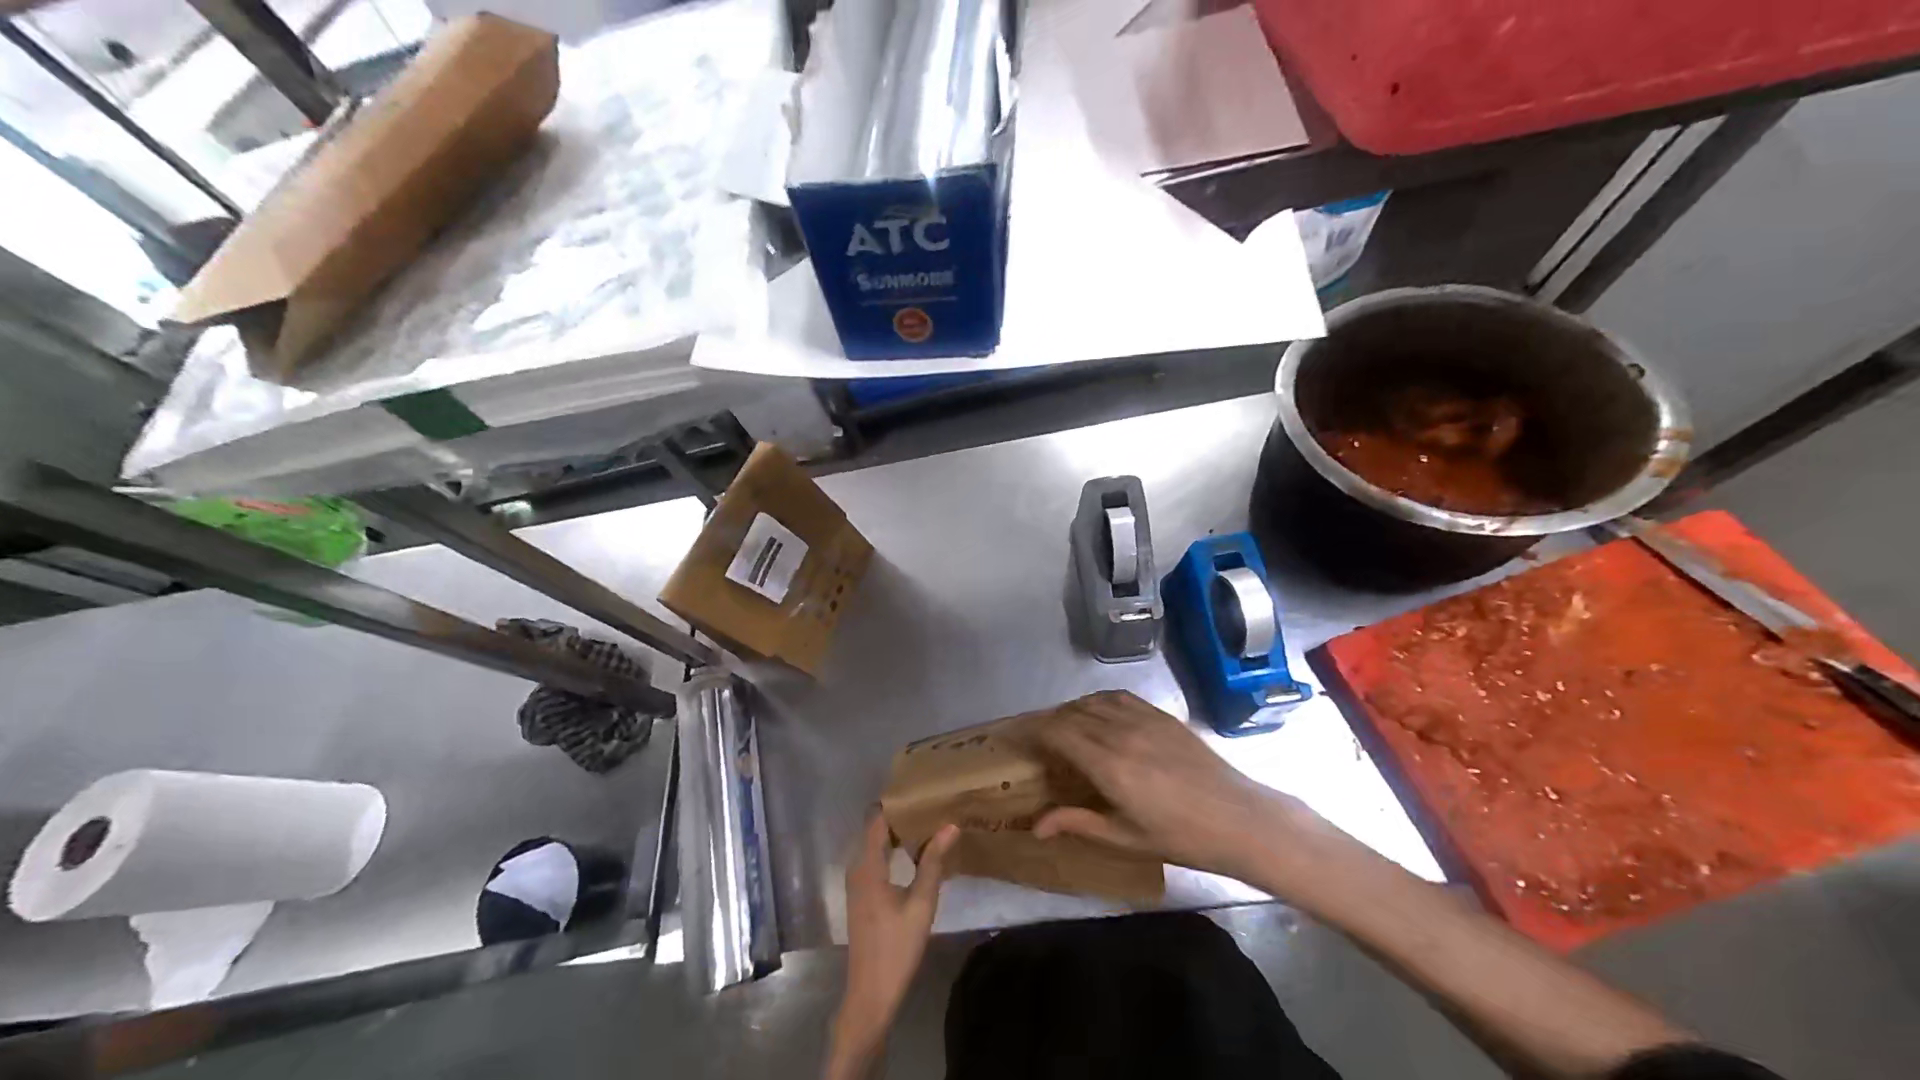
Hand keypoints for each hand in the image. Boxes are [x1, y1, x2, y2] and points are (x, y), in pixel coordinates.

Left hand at [837, 813, 959, 1035]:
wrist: (871, 992)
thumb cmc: (897, 947)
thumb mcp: (921, 903)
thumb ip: (933, 862)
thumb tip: (950, 825)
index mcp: (867, 866)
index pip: (877, 819)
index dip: (896, 803)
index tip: (920, 790)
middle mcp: (857, 869)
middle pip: (875, 830)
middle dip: (901, 816)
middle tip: (930, 804)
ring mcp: (857, 883)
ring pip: (875, 845)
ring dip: (898, 834)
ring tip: (928, 822)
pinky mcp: (862, 895)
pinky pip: (875, 860)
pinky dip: (893, 850)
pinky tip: (915, 853)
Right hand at [1033, 693, 1323, 884]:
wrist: (1241, 820)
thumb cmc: (1182, 837)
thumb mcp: (1126, 837)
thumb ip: (1078, 823)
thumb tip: (1036, 827)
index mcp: (1109, 764)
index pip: (1058, 732)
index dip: (1033, 730)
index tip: (1018, 739)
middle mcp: (1122, 732)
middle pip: (1072, 713)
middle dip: (1048, 722)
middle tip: (1037, 739)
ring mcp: (1144, 719)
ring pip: (1094, 701)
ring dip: (1072, 710)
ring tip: (1064, 728)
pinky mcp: (1162, 716)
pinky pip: (1120, 697)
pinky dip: (1099, 701)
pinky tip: (1099, 715)